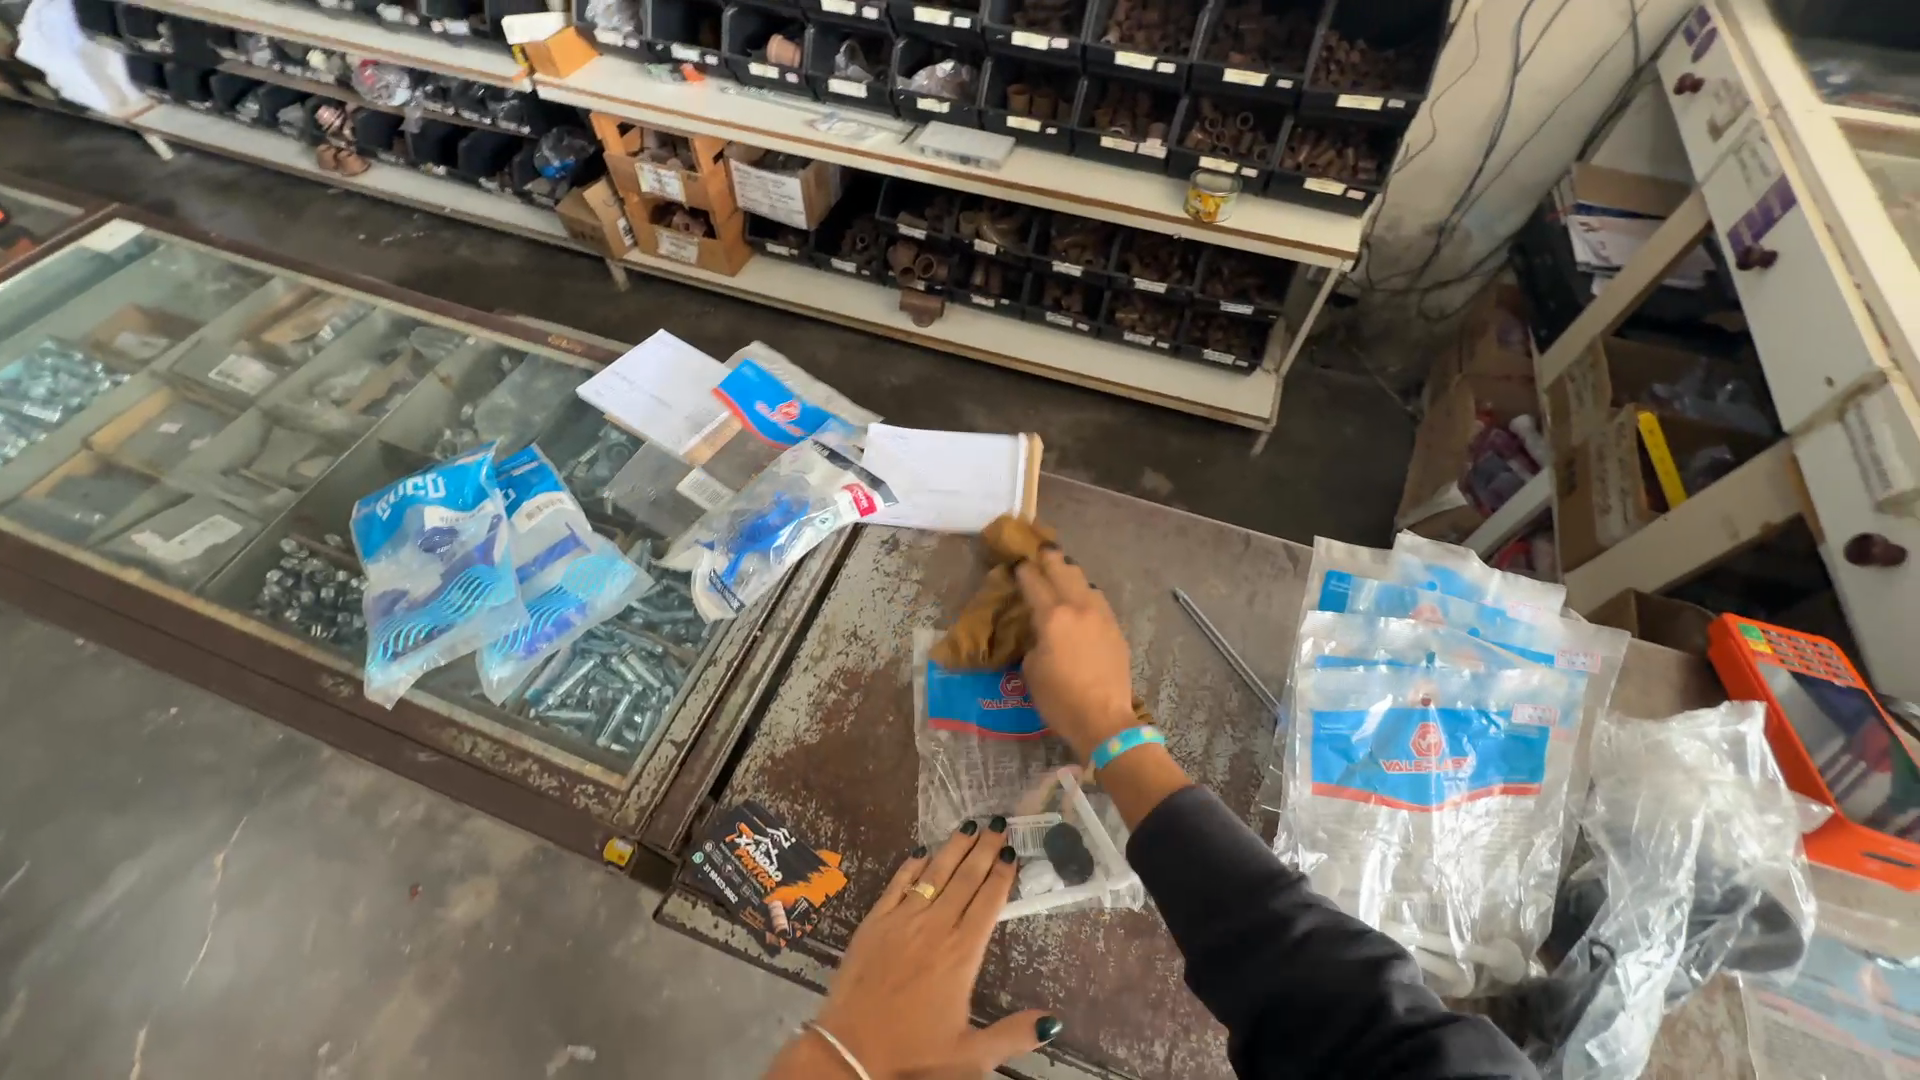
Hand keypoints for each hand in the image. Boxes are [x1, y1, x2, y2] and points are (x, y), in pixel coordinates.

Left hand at [768, 819, 1060, 1078]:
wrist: (849, 1050)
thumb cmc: (913, 1052)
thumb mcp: (970, 1053)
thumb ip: (1013, 1034)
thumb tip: (1054, 1023)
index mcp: (962, 954)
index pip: (988, 903)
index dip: (1002, 875)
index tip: (1012, 853)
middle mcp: (936, 927)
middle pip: (966, 879)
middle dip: (984, 849)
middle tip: (997, 824)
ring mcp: (903, 920)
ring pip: (934, 873)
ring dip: (954, 847)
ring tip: (969, 825)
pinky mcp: (875, 921)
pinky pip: (898, 884)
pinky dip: (912, 865)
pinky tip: (922, 851)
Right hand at [1016, 549, 1137, 760]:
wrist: (1104, 719)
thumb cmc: (1059, 698)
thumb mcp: (1031, 669)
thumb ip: (1034, 639)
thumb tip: (1040, 630)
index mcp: (1052, 616)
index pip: (1034, 582)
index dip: (1023, 570)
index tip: (1016, 563)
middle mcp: (1078, 607)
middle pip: (1063, 570)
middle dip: (1049, 558)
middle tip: (1040, 551)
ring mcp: (1101, 616)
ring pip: (1085, 581)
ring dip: (1070, 574)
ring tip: (1061, 573)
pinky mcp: (1115, 628)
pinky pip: (1098, 600)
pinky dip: (1085, 594)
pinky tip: (1081, 600)